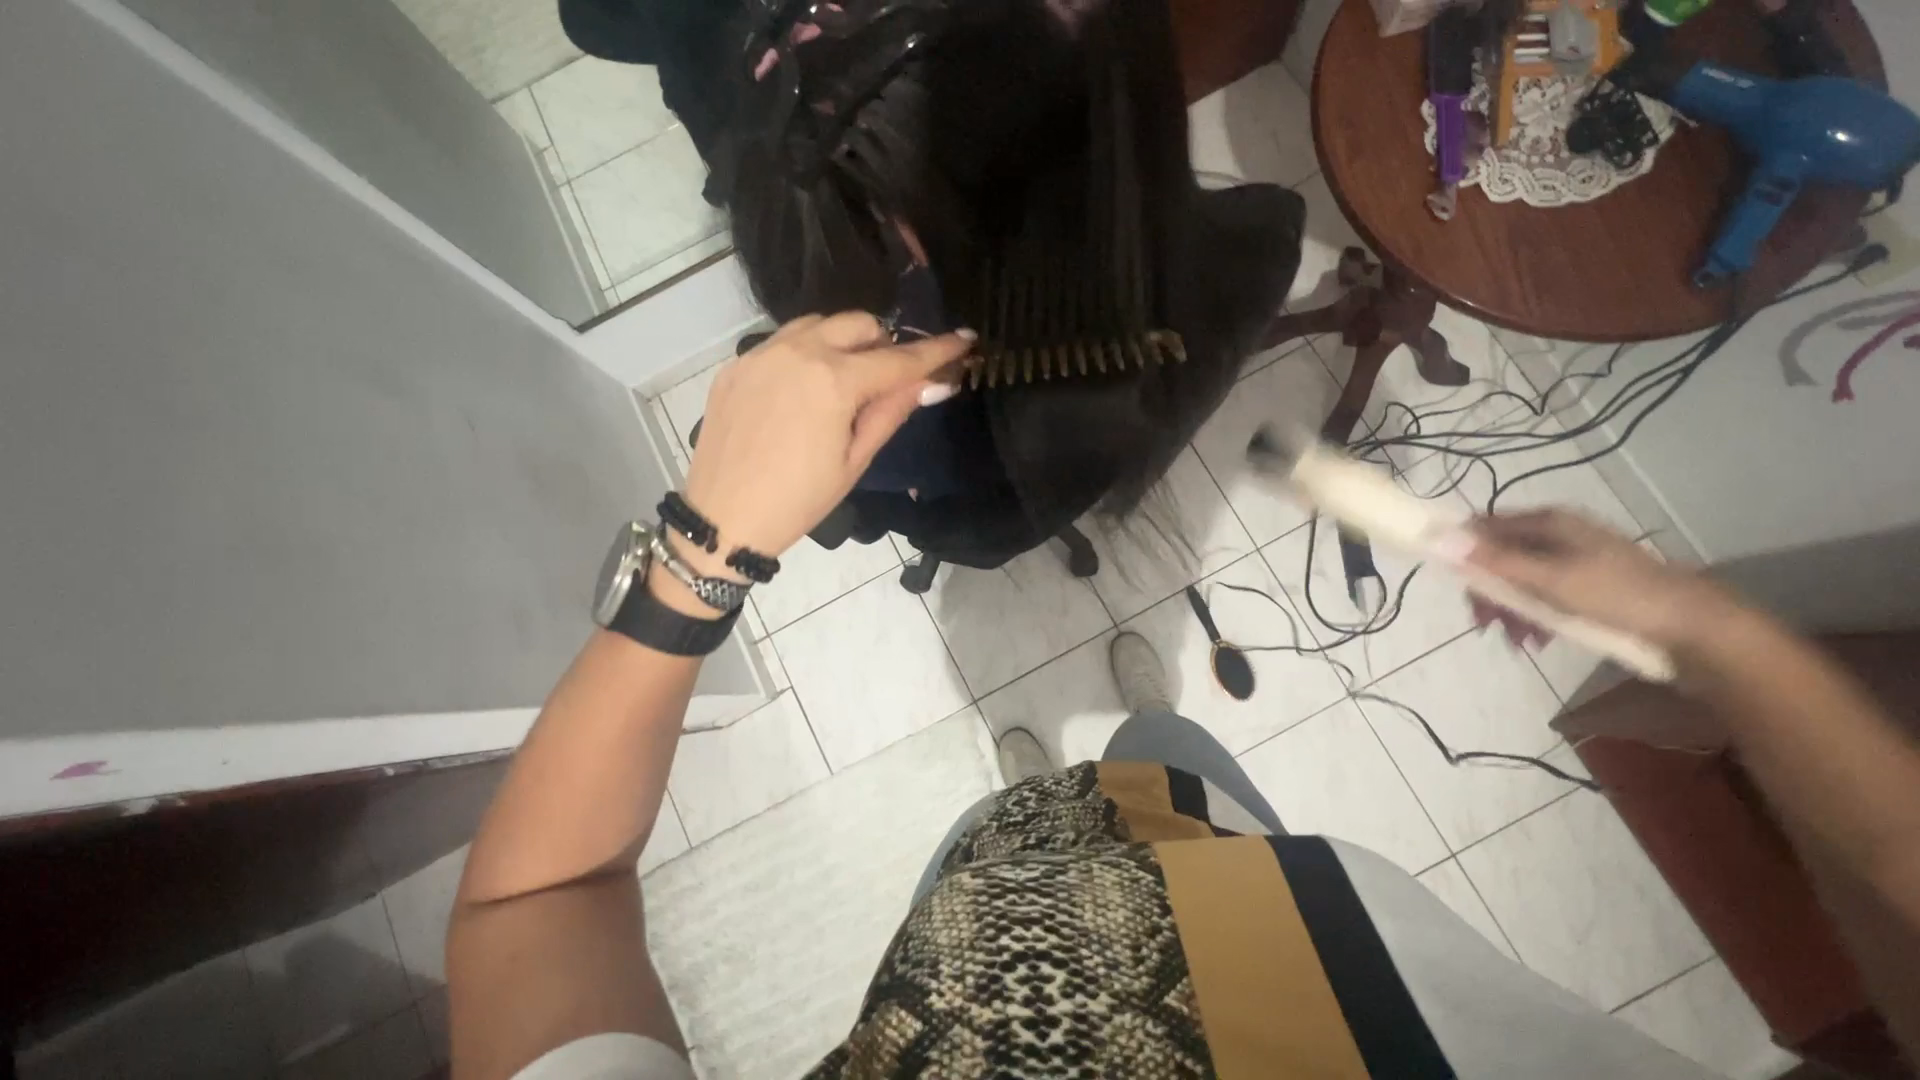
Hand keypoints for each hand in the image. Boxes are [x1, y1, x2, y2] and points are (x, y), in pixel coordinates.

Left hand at [679, 312, 972, 566]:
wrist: (723, 521)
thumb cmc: (798, 501)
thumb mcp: (854, 461)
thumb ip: (891, 411)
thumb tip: (931, 382)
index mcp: (833, 381)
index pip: (898, 358)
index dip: (936, 351)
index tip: (964, 340)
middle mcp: (798, 352)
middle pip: (859, 323)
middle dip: (883, 343)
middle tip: (887, 379)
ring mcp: (761, 354)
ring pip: (817, 324)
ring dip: (842, 342)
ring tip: (843, 383)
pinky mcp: (736, 365)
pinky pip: (782, 342)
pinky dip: (805, 354)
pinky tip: (802, 393)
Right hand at [1460, 509, 1748, 652]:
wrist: (1694, 628)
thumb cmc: (1619, 596)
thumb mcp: (1550, 581)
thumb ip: (1495, 562)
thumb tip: (1438, 539)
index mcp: (1550, 522)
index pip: (1484, 526)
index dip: (1462, 551)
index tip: (1453, 585)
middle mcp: (1557, 535)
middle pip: (1499, 557)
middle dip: (1489, 592)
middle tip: (1486, 624)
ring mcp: (1572, 560)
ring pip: (1519, 581)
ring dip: (1509, 610)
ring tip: (1516, 640)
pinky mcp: (1586, 586)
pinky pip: (1542, 597)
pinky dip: (1532, 617)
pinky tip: (1537, 640)